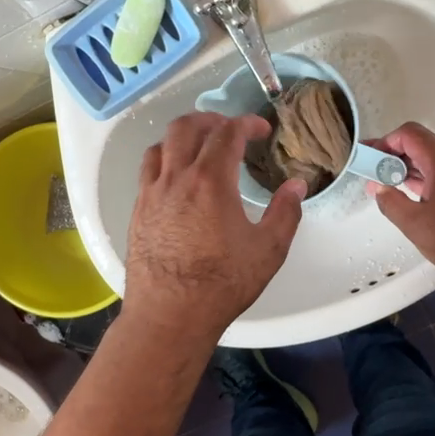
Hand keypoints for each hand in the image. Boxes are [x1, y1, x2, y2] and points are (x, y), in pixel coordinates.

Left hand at [124, 113, 304, 339]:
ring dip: (183, 137)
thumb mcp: (268, 250)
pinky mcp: (138, 212)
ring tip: (200, 148)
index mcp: (210, 181)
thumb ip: (285, 213)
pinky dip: (165, 160)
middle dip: (211, 120)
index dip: (246, 123)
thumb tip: (296, 186)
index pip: (227, 133)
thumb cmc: (222, 284)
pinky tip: (177, 179)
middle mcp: (176, 179)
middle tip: (229, 129)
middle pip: (186, 127)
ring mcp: (151, 194)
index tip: (261, 129)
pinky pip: (147, 171)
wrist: (169, 315)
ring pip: (160, 145)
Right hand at [367, 122, 434, 283]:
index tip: (372, 160)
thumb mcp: (413, 223)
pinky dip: (431, 178)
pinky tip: (421, 198)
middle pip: (424, 145)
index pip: (410, 134)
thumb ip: (390, 201)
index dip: (386, 142)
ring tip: (395, 188)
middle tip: (377, 175)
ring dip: (414, 169)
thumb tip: (378, 187)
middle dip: (397, 158)